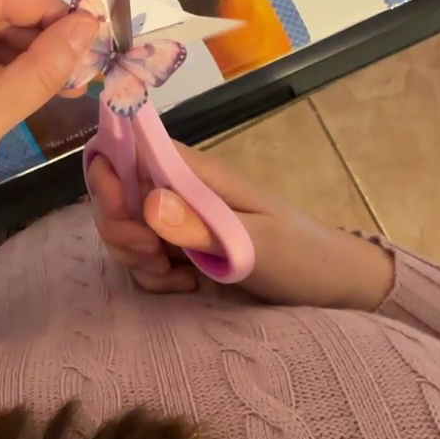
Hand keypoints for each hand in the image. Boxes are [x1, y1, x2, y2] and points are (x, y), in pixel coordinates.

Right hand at [88, 143, 393, 308]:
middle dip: (119, 229)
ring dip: (134, 257)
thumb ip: (200, 225)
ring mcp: (176, 222)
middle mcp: (177, 190)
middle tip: (152, 256)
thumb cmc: (301, 255)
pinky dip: (151, 277)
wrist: (331, 287)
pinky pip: (141, 261)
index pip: (128, 151)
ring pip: (123, 230)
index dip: (108, 177)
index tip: (124, 216)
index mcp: (193, 173)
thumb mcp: (256, 242)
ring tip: (171, 274)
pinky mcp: (178, 252)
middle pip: (115, 195)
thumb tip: (147, 202)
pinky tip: (183, 285)